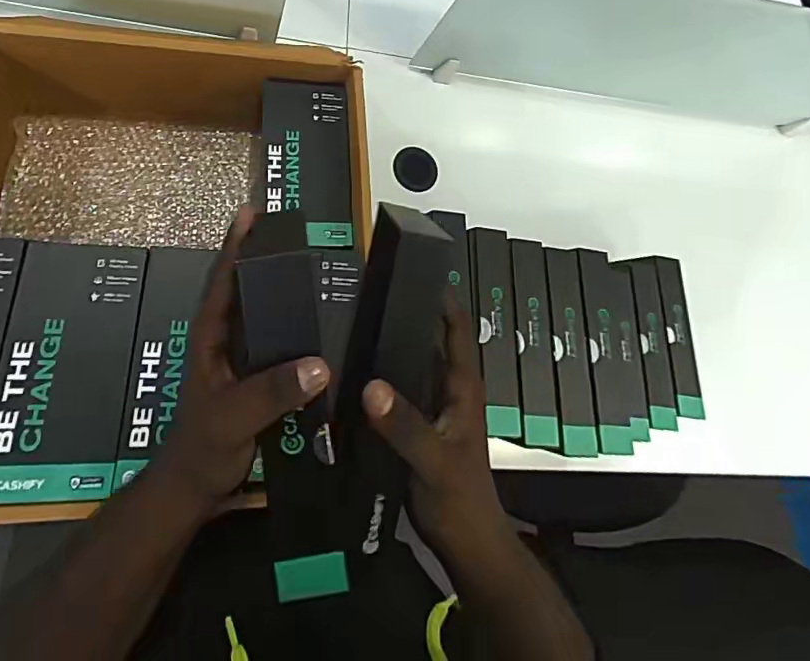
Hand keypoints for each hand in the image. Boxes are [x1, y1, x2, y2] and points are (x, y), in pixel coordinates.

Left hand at [151, 206, 330, 511]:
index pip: (222, 280)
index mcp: (210, 336)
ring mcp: (240, 356)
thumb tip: (319, 364)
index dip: (234, 245)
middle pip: (242, 286)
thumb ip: (272, 392)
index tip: (250, 213)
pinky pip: (275, 340)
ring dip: (276, 286)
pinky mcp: (256, 375)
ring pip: (259, 311)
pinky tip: (315, 320)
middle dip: (259, 254)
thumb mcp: (235, 416)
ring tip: (306, 262)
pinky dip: (291, 323)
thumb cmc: (204, 445)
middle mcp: (224, 338)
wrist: (198, 483)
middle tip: (288, 228)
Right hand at [362, 298, 513, 568]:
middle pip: (426, 337)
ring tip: (346, 317)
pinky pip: (392, 386)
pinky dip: (375, 371)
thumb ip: (405, 425)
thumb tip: (370, 385)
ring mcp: (428, 404)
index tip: (411, 265)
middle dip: (401, 311)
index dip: (440, 295)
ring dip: (385, 341)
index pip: (455, 327)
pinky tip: (346, 366)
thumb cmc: (459, 498)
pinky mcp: (410, 421)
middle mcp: (444, 386)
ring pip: (407, 360)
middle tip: (360, 287)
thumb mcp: (433, 460)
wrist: (463, 544)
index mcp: (461, 385)